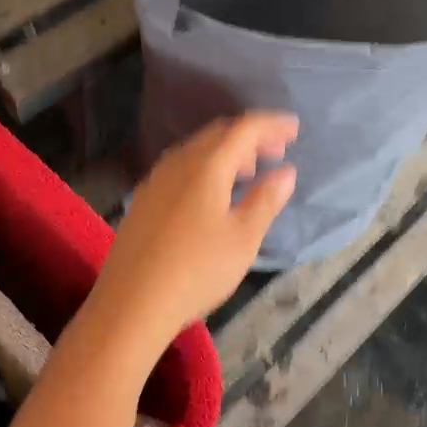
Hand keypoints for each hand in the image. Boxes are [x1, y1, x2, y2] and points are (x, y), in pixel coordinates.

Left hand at [89, 114, 298, 351]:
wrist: (131, 302)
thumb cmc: (197, 269)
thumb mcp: (244, 238)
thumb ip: (266, 200)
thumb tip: (286, 172)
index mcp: (207, 164)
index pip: (244, 129)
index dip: (272, 125)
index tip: (295, 129)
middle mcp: (179, 161)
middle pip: (219, 134)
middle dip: (250, 136)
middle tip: (277, 149)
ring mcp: (157, 179)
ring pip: (198, 150)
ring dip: (228, 152)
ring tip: (249, 172)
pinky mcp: (144, 199)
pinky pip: (183, 167)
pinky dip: (207, 167)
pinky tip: (213, 193)